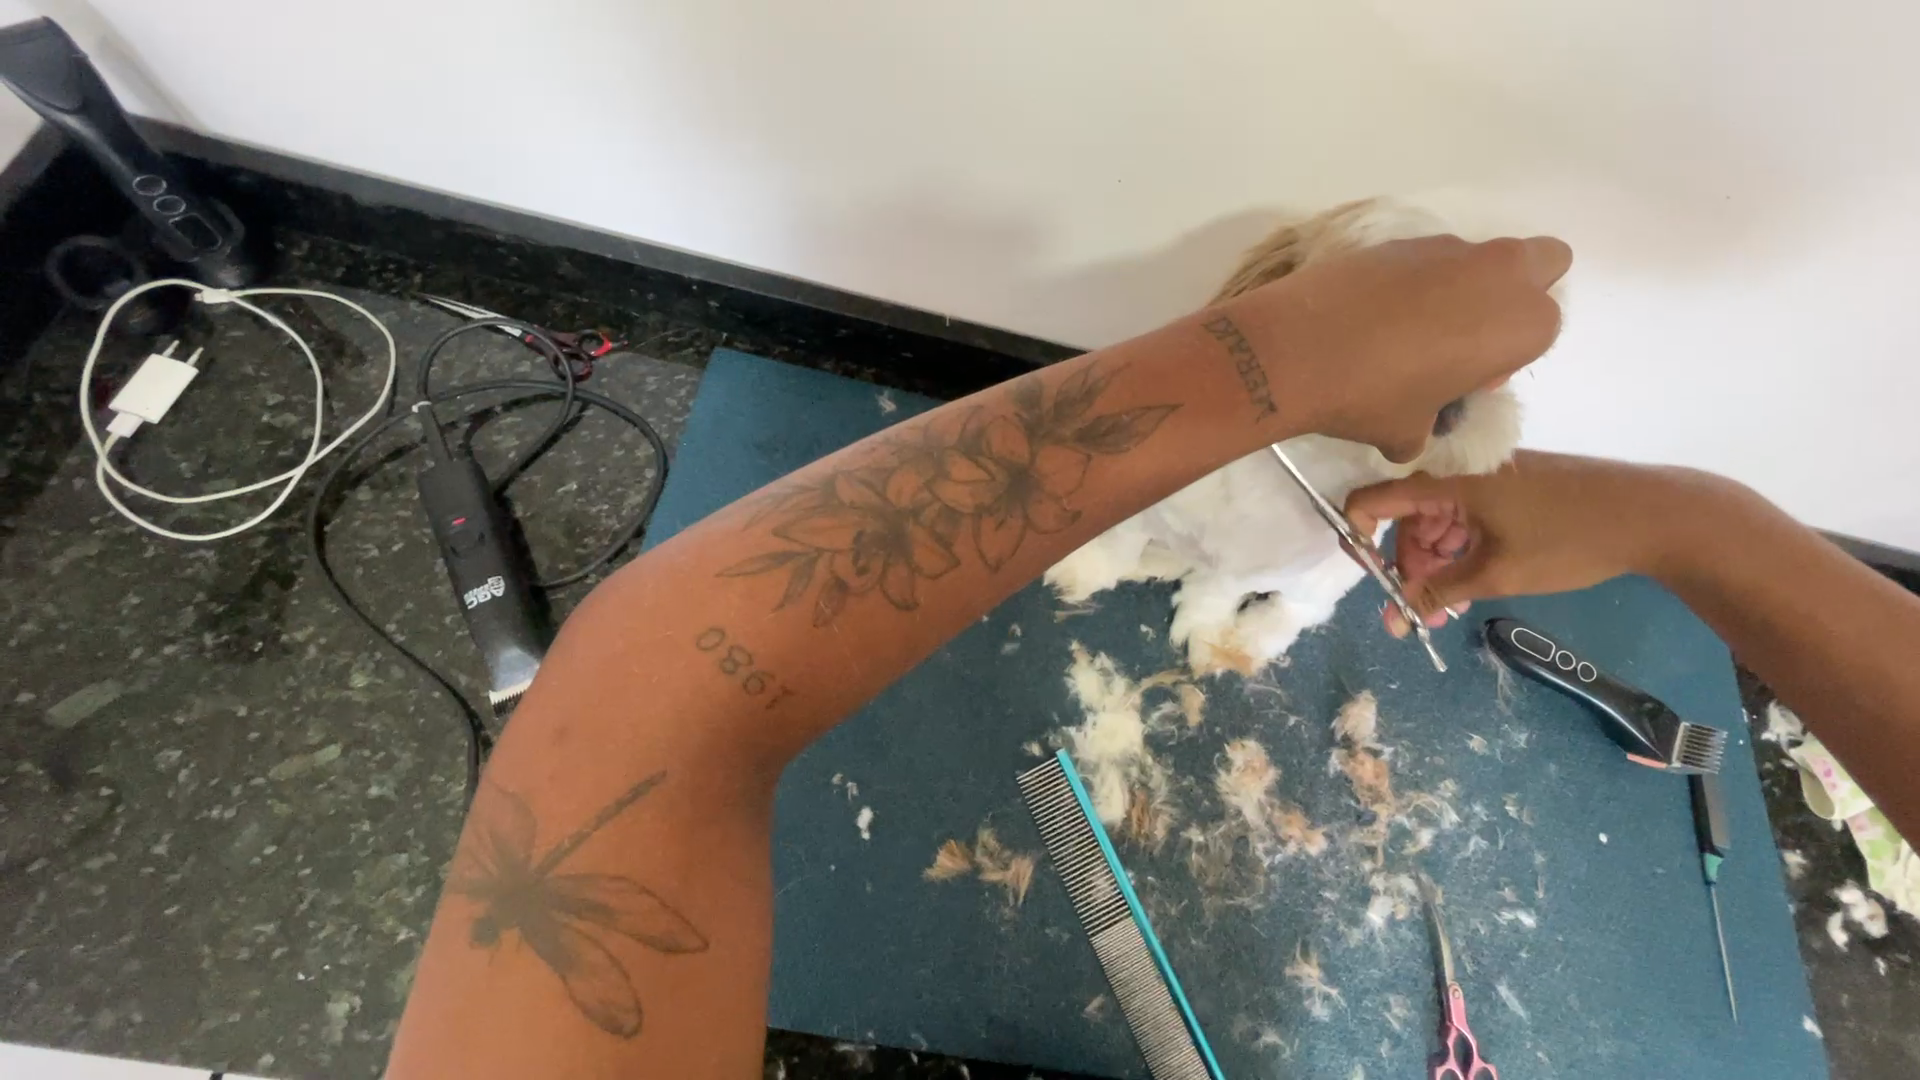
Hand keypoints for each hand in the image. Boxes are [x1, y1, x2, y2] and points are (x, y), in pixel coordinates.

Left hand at [1224, 234, 1570, 460]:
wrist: (1292, 352)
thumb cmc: (1366, 397)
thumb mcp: (1404, 431)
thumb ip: (1422, 430)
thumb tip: (1407, 438)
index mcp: (1522, 324)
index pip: (1538, 334)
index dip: (1497, 362)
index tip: (1455, 383)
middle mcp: (1498, 273)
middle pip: (1540, 265)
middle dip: (1509, 296)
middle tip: (1454, 338)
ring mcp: (1444, 248)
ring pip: (1474, 260)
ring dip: (1453, 288)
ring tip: (1395, 332)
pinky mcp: (1394, 241)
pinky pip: (1419, 259)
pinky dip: (1404, 282)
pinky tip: (1362, 317)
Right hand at [1343, 451, 1738, 635]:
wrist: (1663, 515)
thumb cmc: (1571, 541)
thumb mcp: (1496, 574)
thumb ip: (1437, 594)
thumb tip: (1394, 620)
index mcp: (1449, 483)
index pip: (1373, 500)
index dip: (1358, 535)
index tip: (1371, 575)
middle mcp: (1461, 474)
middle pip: (1406, 518)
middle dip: (1406, 566)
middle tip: (1420, 611)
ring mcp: (1489, 479)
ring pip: (1437, 521)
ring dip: (1435, 563)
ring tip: (1451, 606)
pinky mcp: (1512, 487)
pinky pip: (1465, 517)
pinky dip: (1460, 548)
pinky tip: (1473, 580)